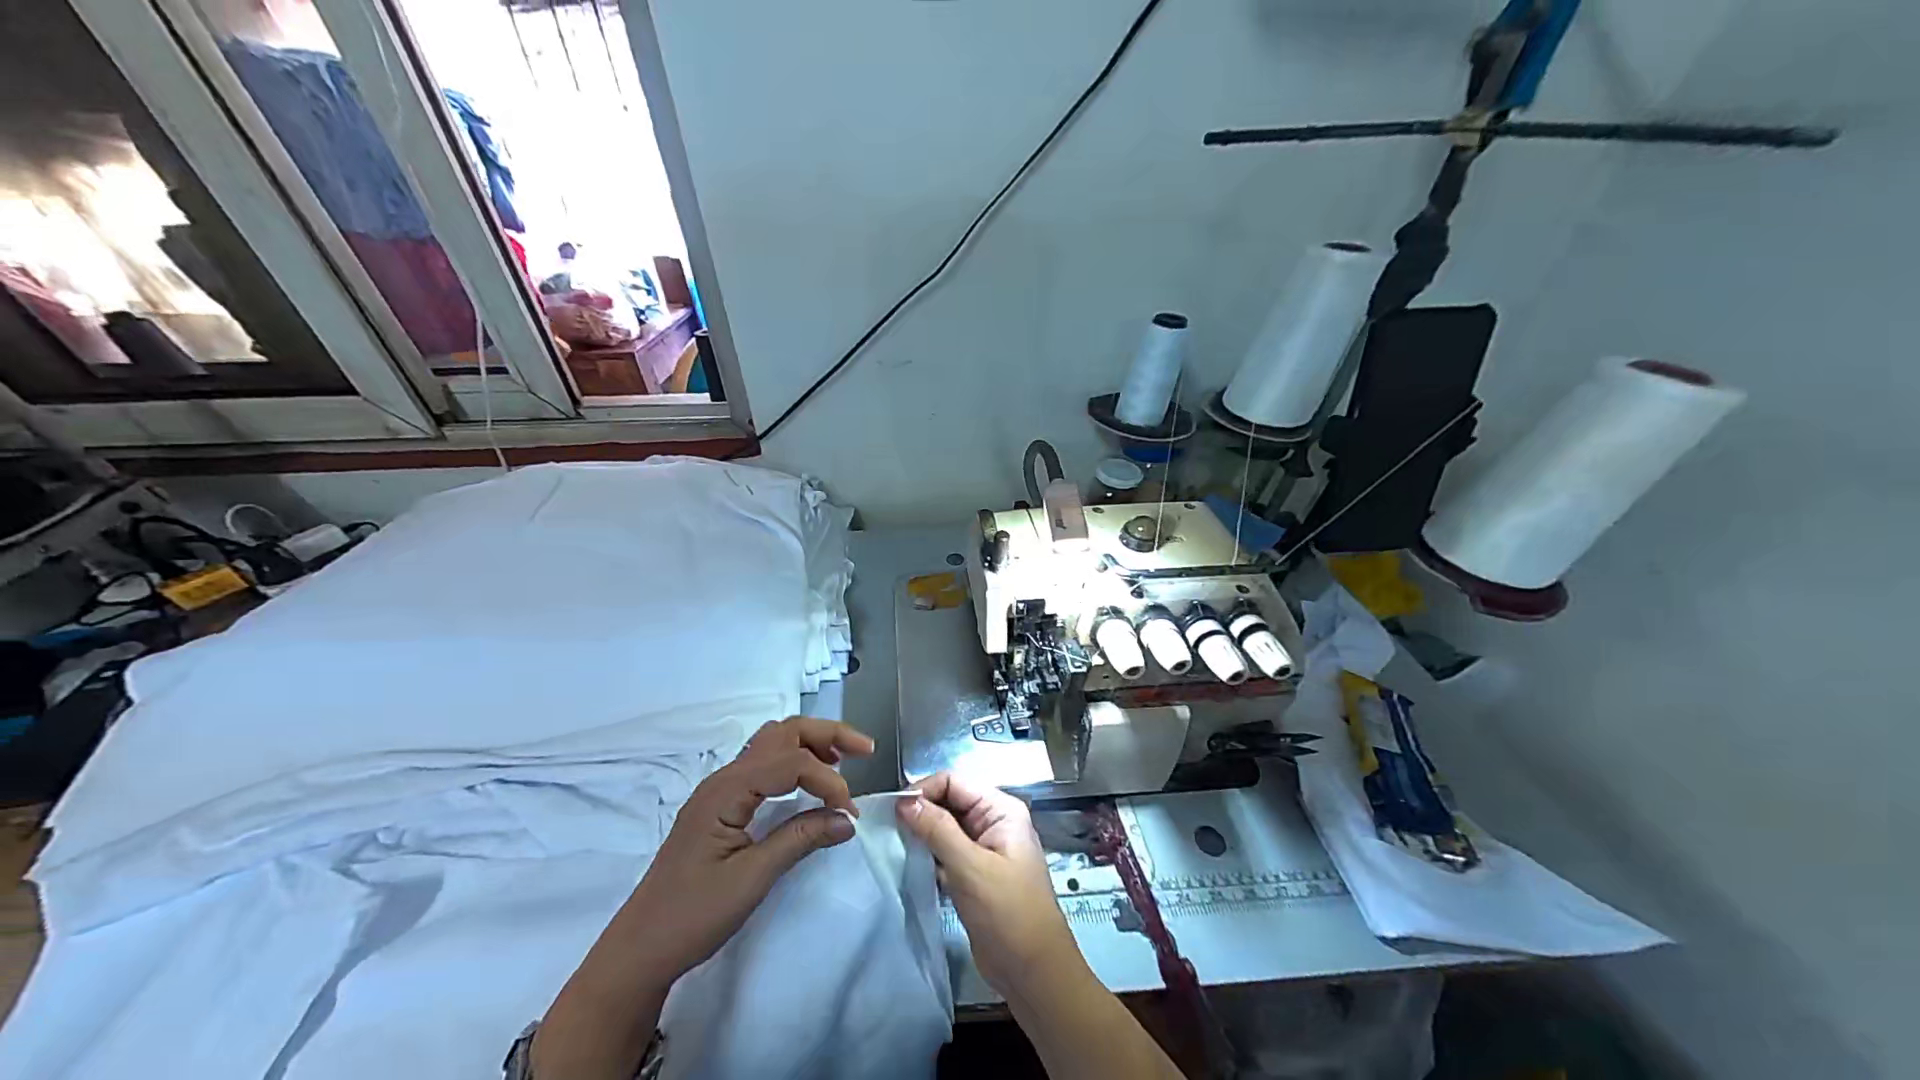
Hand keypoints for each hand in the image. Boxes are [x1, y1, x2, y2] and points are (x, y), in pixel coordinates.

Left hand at [621, 715, 875, 982]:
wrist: (641, 948)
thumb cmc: (692, 915)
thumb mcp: (752, 879)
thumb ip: (800, 839)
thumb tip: (847, 819)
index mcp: (727, 791)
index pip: (791, 762)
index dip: (828, 780)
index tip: (849, 813)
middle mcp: (724, 779)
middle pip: (782, 733)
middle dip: (827, 734)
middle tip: (865, 750)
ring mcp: (720, 790)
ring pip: (772, 743)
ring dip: (810, 743)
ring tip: (844, 760)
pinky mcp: (722, 806)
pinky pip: (763, 766)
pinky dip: (794, 761)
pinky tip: (811, 782)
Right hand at [897, 771, 1080, 996]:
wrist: (1032, 971)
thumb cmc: (1008, 913)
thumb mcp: (971, 867)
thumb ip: (937, 829)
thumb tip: (904, 801)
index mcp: (1001, 810)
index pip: (954, 782)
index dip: (924, 791)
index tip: (894, 811)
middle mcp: (993, 822)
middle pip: (948, 802)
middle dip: (920, 812)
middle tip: (889, 830)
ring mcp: (984, 849)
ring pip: (944, 828)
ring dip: (921, 835)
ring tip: (895, 846)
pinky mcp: (974, 874)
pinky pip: (945, 853)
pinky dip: (928, 856)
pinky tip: (909, 864)